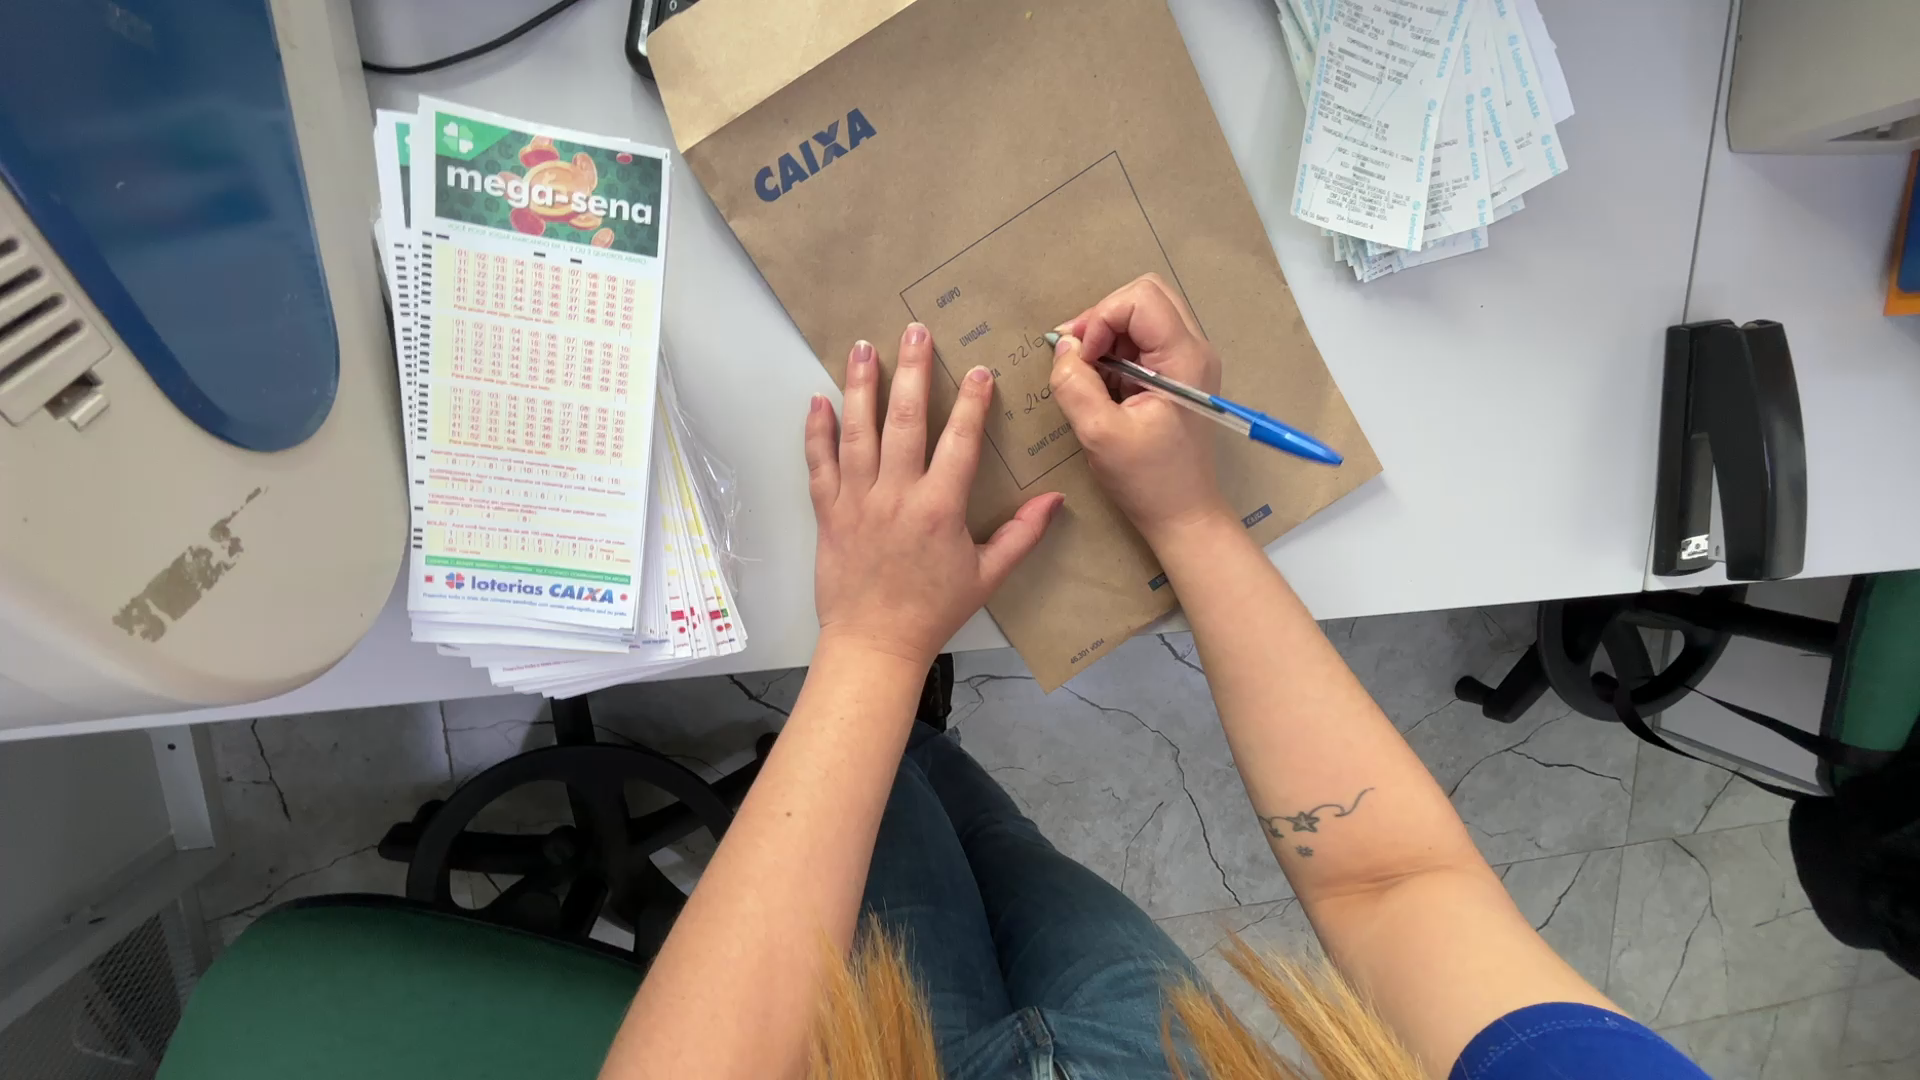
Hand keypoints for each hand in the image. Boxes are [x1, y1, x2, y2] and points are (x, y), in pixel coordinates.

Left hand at [805, 323, 1062, 666]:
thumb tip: (1055, 499)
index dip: (973, 402)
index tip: (980, 370)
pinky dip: (816, 431)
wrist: (875, 643)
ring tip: (863, 347)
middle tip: (914, 331)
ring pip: (858, 432)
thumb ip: (1022, 535)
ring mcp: (857, 500)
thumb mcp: (988, 576)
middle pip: (906, 420)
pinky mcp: (828, 512)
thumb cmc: (933, 611)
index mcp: (940, 508)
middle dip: (913, 371)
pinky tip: (817, 399)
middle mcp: (897, 494)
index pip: (960, 441)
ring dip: (861, 386)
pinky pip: (819, 464)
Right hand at [1048, 274, 1231, 542]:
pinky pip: (1142, 344)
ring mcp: (1188, 362)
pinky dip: (1114, 355)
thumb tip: (1063, 348)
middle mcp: (1193, 350)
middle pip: (1144, 297)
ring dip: (1106, 337)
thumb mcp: (1099, 434)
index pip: (1140, 298)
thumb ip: (1075, 385)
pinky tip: (1100, 386)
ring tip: (1085, 375)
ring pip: (1142, 318)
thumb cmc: (1147, 480)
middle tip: (1076, 356)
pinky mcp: (1178, 377)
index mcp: (1184, 358)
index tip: (1082, 359)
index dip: (1100, 318)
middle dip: (1101, 319)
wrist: (1182, 514)